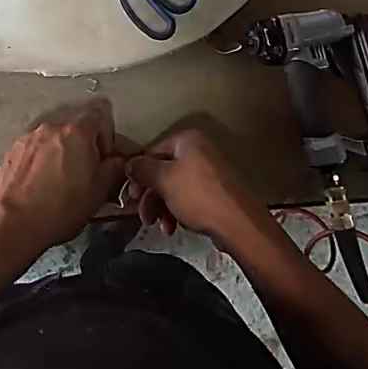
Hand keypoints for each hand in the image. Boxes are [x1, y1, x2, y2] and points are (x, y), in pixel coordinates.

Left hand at [0, 99, 126, 250]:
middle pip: (78, 124)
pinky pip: (37, 147)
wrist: (13, 225)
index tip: (105, 156)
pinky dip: (44, 159)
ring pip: (56, 136)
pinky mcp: (13, 151)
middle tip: (88, 170)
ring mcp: (29, 138)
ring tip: (63, 179)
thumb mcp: (100, 190)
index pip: (102, 112)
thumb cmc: (60, 208)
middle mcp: (52, 127)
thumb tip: (118, 161)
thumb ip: (115, 167)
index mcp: (78, 131)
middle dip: (87, 143)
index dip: (109, 134)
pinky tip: (43, 183)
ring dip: (64, 150)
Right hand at [125, 128, 268, 240]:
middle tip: (143, 216)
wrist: (238, 222)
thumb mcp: (164, 179)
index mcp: (187, 141)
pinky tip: (173, 228)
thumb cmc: (198, 196)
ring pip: (173, 187)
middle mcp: (199, 151)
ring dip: (161, 207)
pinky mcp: (214, 192)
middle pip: (162, 172)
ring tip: (159, 226)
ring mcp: (208, 172)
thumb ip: (143, 169)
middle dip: (150, 196)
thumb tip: (129, 163)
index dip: (138, 175)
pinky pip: (188, 198)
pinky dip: (176, 211)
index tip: (130, 197)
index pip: (151, 153)